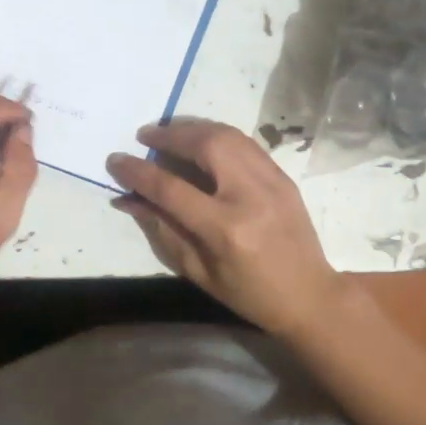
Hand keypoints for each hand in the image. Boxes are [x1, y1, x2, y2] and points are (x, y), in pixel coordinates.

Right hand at [106, 120, 340, 333]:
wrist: (310, 295)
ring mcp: (272, 182)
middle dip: (170, 135)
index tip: (115, 160)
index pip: (171, 189)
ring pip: (227, 135)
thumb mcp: (197, 269)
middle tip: (145, 136)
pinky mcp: (283, 176)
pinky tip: (199, 140)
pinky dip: (216, 135)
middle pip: (205, 145)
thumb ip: (162, 228)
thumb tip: (128, 198)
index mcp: (225, 229)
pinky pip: (244, 142)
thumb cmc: (248, 293)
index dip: (138, 172)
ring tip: (168, 133)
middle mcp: (250, 196)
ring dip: (193, 128)